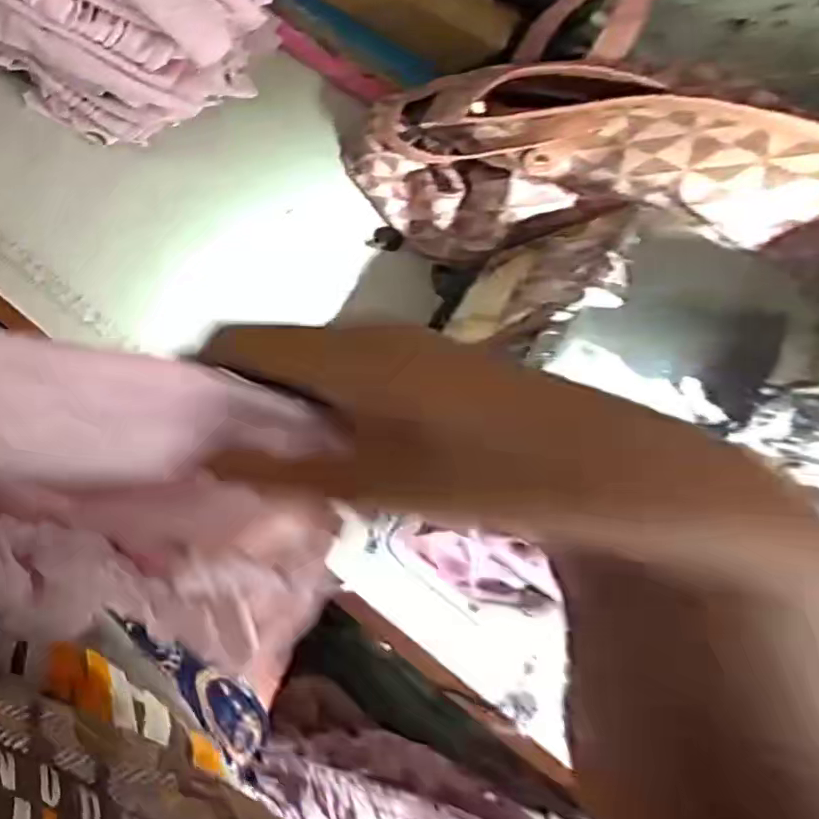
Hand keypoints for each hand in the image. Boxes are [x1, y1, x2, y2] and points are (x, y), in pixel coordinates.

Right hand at [199, 324, 818, 590]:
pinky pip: (342, 360)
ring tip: (283, 442)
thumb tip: (204, 462)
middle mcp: (359, 333)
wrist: (629, 474)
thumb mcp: (368, 485)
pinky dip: (318, 388)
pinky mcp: (425, 355)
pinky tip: (342, 433)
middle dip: (237, 384)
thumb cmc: (482, 477)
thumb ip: (278, 471)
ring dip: (279, 388)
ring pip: (306, 353)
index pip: (236, 340)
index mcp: (338, 356)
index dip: (202, 370)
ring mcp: (397, 340)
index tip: (189, 414)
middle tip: (231, 438)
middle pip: (267, 343)